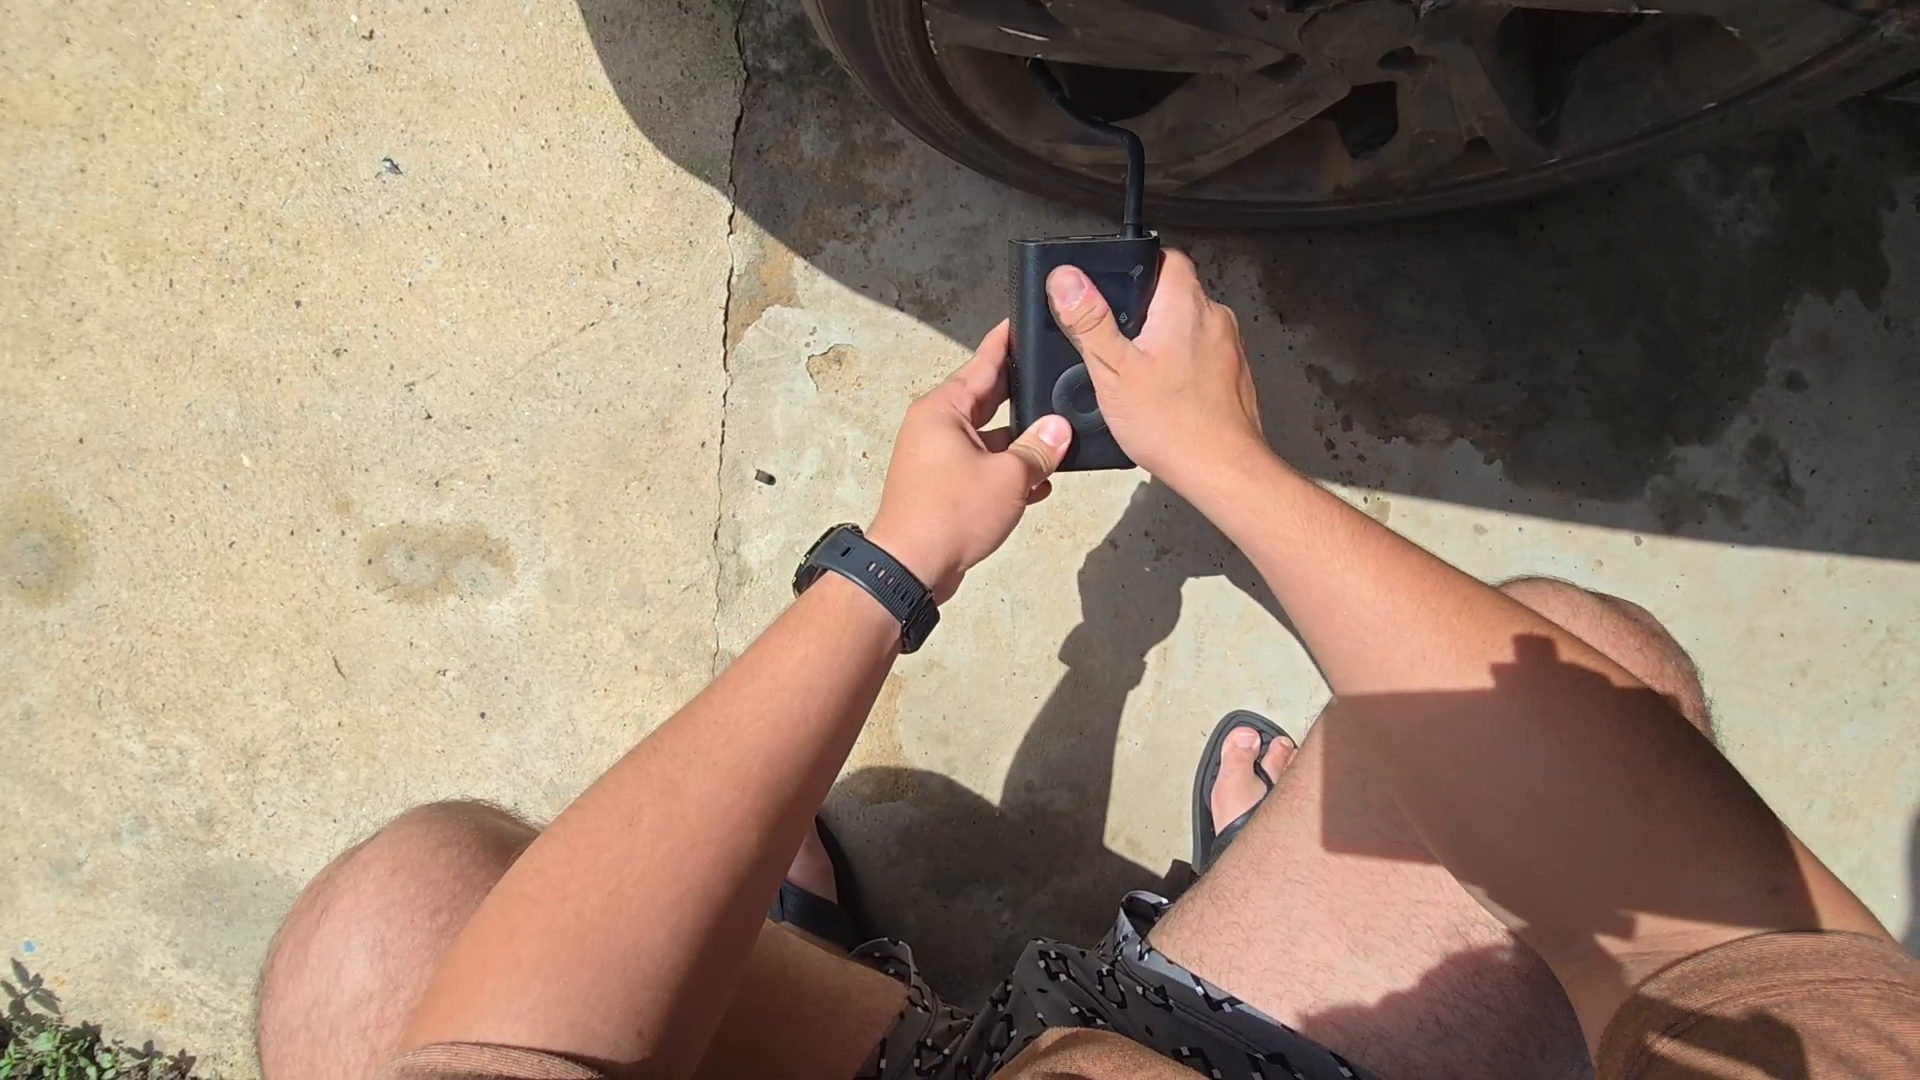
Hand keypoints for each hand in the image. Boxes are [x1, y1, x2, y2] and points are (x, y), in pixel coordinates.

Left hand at [867, 320, 1071, 602]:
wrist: (911, 567)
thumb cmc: (951, 513)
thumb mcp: (1008, 477)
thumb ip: (1039, 449)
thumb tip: (1059, 430)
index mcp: (944, 410)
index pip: (982, 363)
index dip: (1006, 343)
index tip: (1021, 320)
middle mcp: (937, 427)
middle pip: (988, 401)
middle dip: (1022, 396)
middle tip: (1054, 375)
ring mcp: (937, 458)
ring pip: (988, 440)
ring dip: (1020, 445)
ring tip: (1060, 442)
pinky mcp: (942, 487)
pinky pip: (981, 469)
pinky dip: (1006, 474)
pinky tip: (1038, 485)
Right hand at [1046, 249, 1266, 488]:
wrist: (1220, 470)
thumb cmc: (1172, 425)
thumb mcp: (1113, 371)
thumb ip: (1089, 322)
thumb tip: (1066, 280)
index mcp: (1185, 305)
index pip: (1165, 257)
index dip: (1136, 267)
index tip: (1115, 288)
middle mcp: (1214, 318)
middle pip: (1175, 293)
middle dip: (1145, 312)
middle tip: (1118, 341)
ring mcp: (1229, 348)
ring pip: (1189, 327)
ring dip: (1165, 341)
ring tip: (1139, 374)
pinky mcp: (1233, 376)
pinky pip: (1203, 357)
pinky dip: (1182, 368)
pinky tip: (1163, 396)